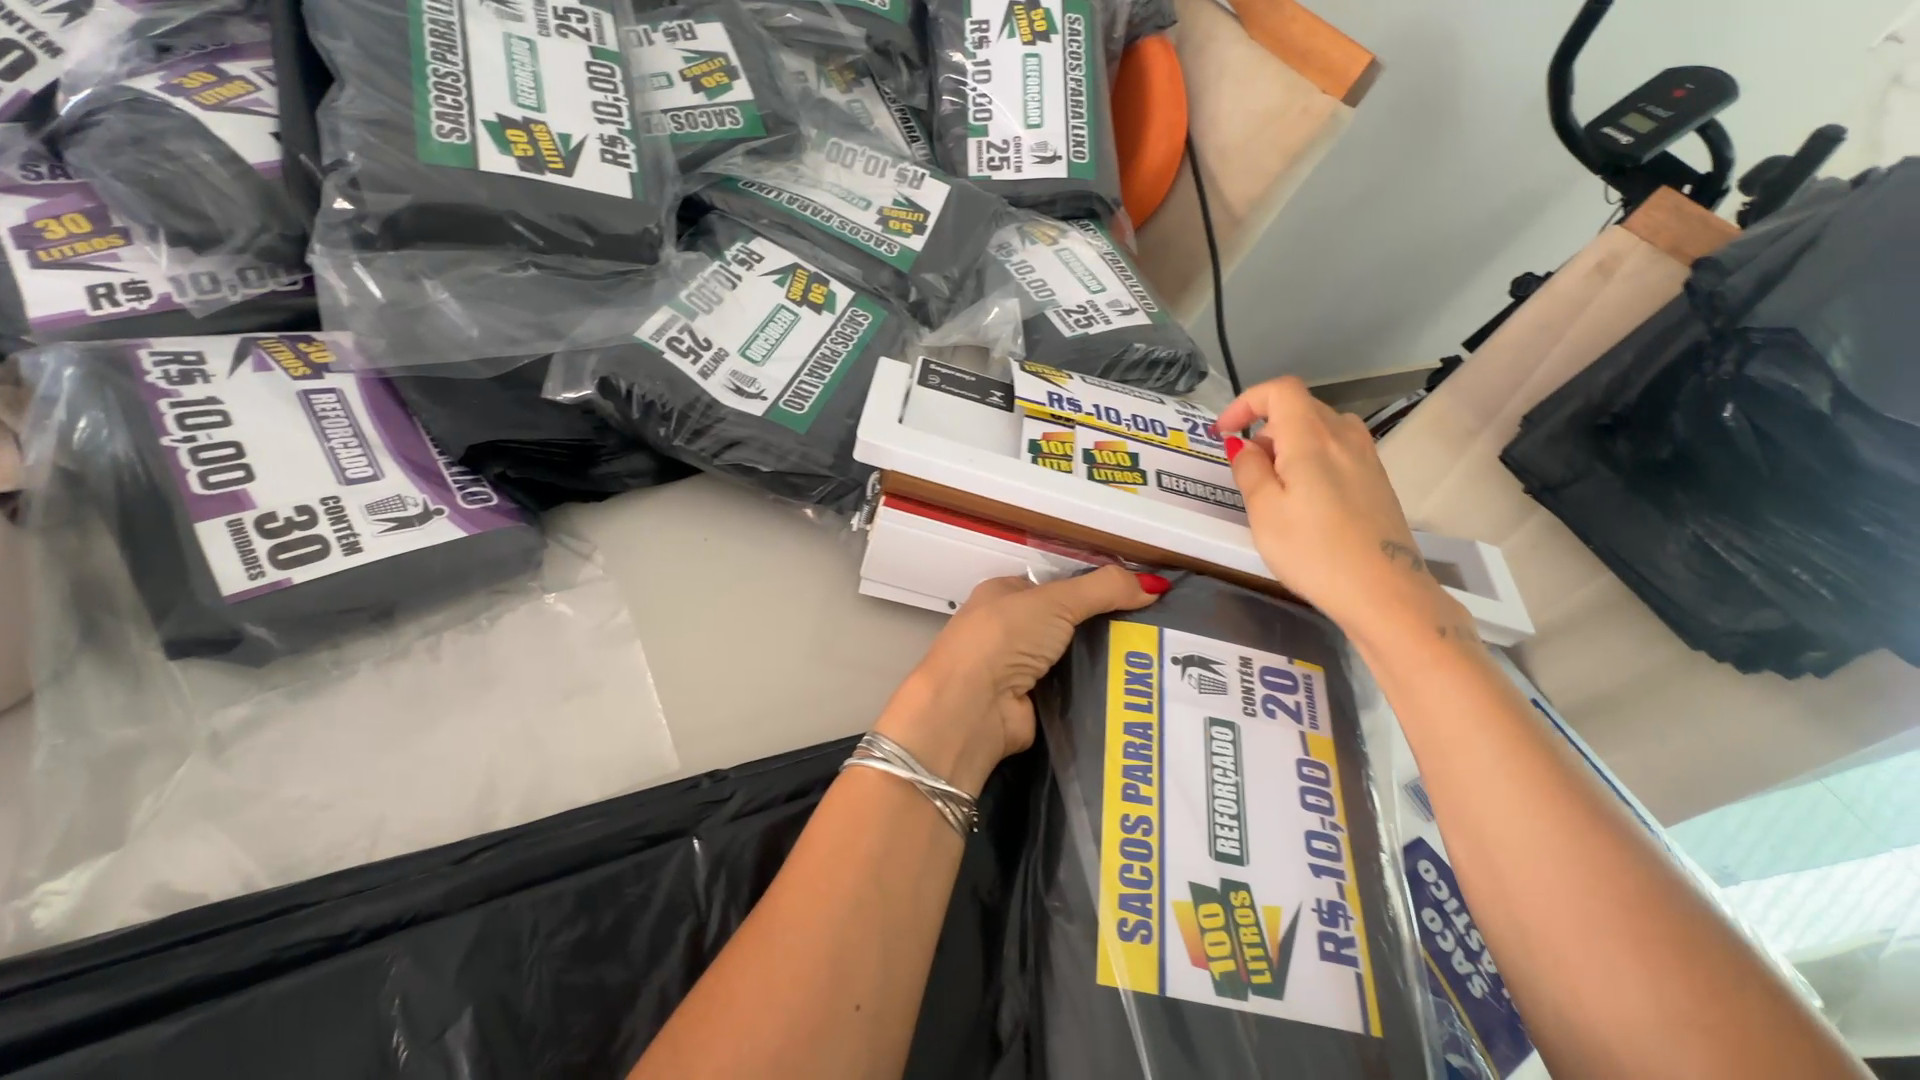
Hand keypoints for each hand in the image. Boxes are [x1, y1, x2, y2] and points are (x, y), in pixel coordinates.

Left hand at [877, 566, 1168, 795]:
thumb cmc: (1002, 640)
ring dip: (1106, 660)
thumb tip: (1153, 585)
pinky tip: (1135, 689)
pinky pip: (1076, 691)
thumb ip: (1104, 589)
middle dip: (1106, 626)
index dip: (1096, 588)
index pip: (1058, 585)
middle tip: (1155, 630)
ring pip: (1074, 658)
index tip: (1139, 596)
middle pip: (1069, 623)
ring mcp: (1020, 670)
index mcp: (1005, 595)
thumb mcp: (1055, 601)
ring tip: (1157, 658)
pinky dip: (1098, 689)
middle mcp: (1010, 631)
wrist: (971, 709)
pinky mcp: (1035, 705)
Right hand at [1216, 377, 1465, 642]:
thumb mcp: (1265, 512)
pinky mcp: (1377, 480)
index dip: (1246, 402)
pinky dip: (1312, 459)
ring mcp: (1366, 457)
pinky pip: (1337, 451)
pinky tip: (1305, 499)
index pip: (1279, 391)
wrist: (1384, 591)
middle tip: (1245, 468)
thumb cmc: (1314, 552)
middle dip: (1265, 428)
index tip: (1224, 431)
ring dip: (1289, 444)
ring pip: (1320, 429)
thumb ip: (1250, 470)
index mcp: (1312, 437)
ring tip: (1274, 484)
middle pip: (1300, 408)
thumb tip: (1244, 446)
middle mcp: (1344, 435)